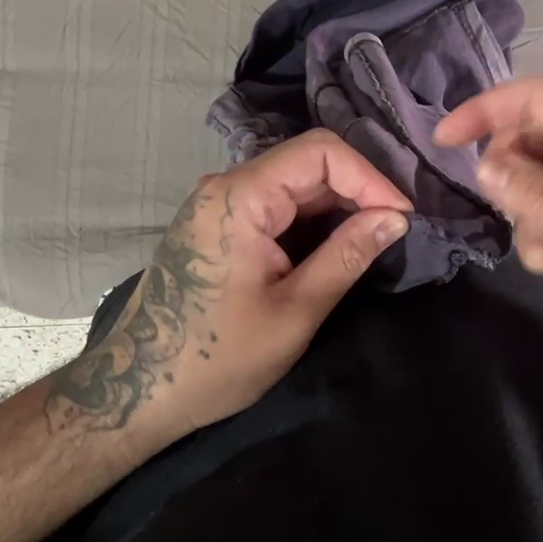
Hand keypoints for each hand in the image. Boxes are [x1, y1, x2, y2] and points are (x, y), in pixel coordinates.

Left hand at [45, 129, 411, 443]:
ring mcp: (217, 203)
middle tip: (397, 230)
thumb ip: (348, 255)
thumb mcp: (295, 311)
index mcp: (239, 197)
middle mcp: (225, 186)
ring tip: (374, 239)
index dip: (370, 176)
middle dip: (358, 190)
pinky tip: (336, 246)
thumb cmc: (218, 358)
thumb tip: (396, 218)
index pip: (320, 152)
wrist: (140, 390)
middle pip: (307, 163)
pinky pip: (275, 204)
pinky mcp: (217, 223)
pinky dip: (311, 220)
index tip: (402, 217)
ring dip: (338, 206)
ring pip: (294, 183)